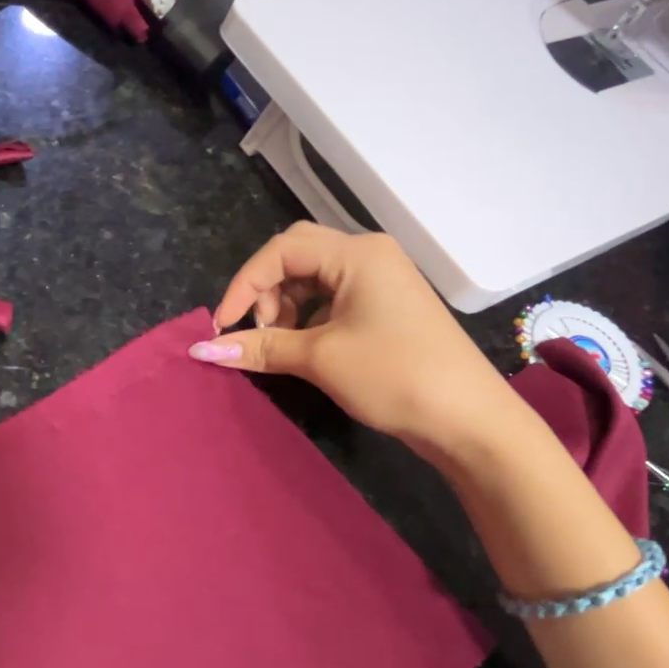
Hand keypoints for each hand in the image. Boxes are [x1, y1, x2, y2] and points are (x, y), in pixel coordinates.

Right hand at [188, 222, 525, 461]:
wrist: (466, 417)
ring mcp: (381, 281)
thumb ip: (260, 348)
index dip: (244, 285)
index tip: (223, 327)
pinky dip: (308, 320)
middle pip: (297, 256)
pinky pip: (332, 299)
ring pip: (313, 280)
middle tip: (259, 333)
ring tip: (281, 346)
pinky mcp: (385, 307)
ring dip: (286, 308)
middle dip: (266, 292)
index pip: (281, 250)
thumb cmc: (392, 375)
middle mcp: (369, 256)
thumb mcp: (319, 359)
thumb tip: (202, 349)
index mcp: (357, 254)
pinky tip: (305, 349)